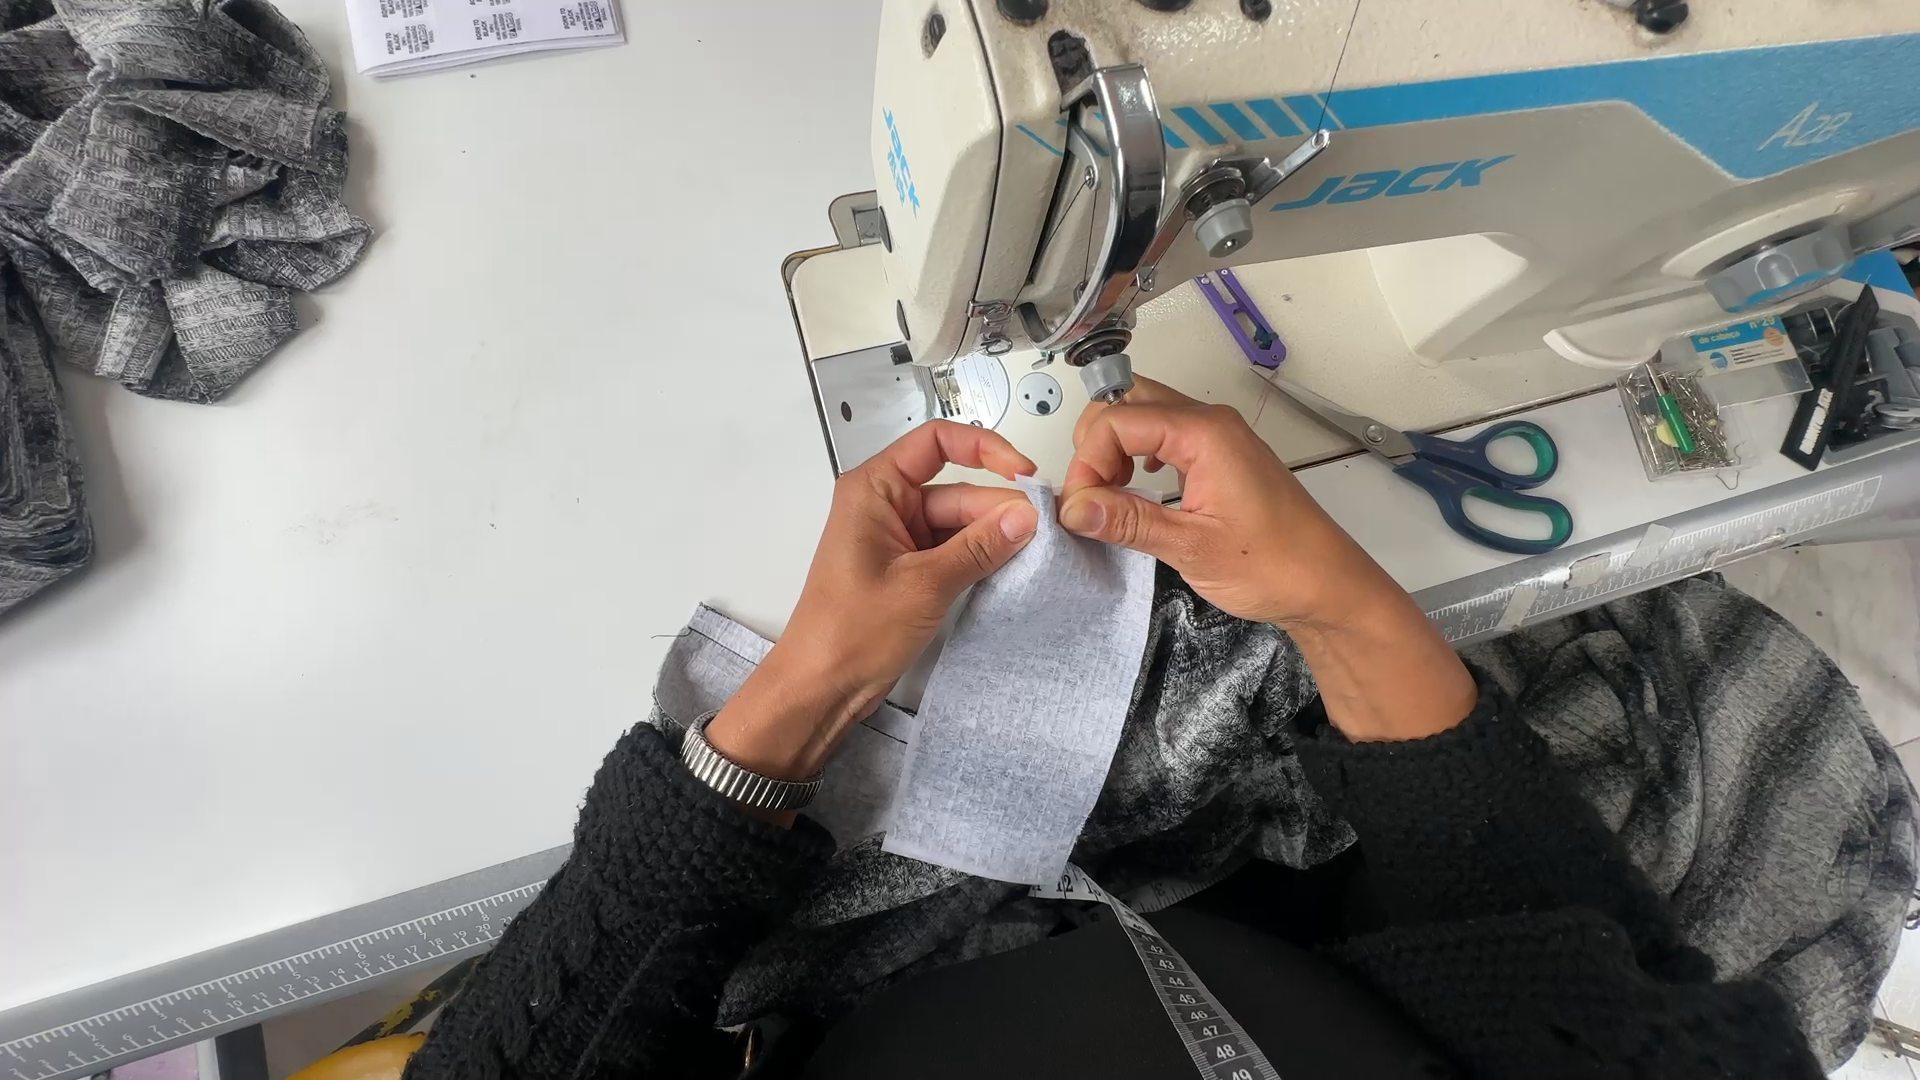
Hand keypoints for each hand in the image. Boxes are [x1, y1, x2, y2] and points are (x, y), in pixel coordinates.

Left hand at [705, 421, 1038, 793]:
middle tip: (1042, 531)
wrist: (822, 688)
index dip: (984, 448)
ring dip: (993, 536)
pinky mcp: (909, 569)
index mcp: (874, 489)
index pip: (936, 442)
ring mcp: (899, 539)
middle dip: (997, 508)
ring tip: (1035, 551)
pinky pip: (953, 550)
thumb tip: (1026, 517)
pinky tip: (1011, 566)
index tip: (1022, 472)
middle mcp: (886, 505)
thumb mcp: (923, 585)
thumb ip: (978, 547)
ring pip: (958, 523)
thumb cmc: (851, 631)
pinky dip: (980, 557)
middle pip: (956, 489)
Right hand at [1058, 377, 1395, 632]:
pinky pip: (1161, 435)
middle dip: (1094, 445)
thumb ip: (1127, 521)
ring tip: (1109, 496)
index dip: (1087, 464)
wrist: (1327, 586)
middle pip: (1125, 401)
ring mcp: (1214, 436)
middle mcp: (1209, 423)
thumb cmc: (1275, 565)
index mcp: (1204, 434)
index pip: (1116, 421)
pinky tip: (1135, 489)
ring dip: (1112, 449)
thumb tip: (1074, 509)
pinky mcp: (1216, 455)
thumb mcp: (1191, 547)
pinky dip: (1134, 455)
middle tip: (1089, 495)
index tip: (1080, 508)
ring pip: (1141, 415)